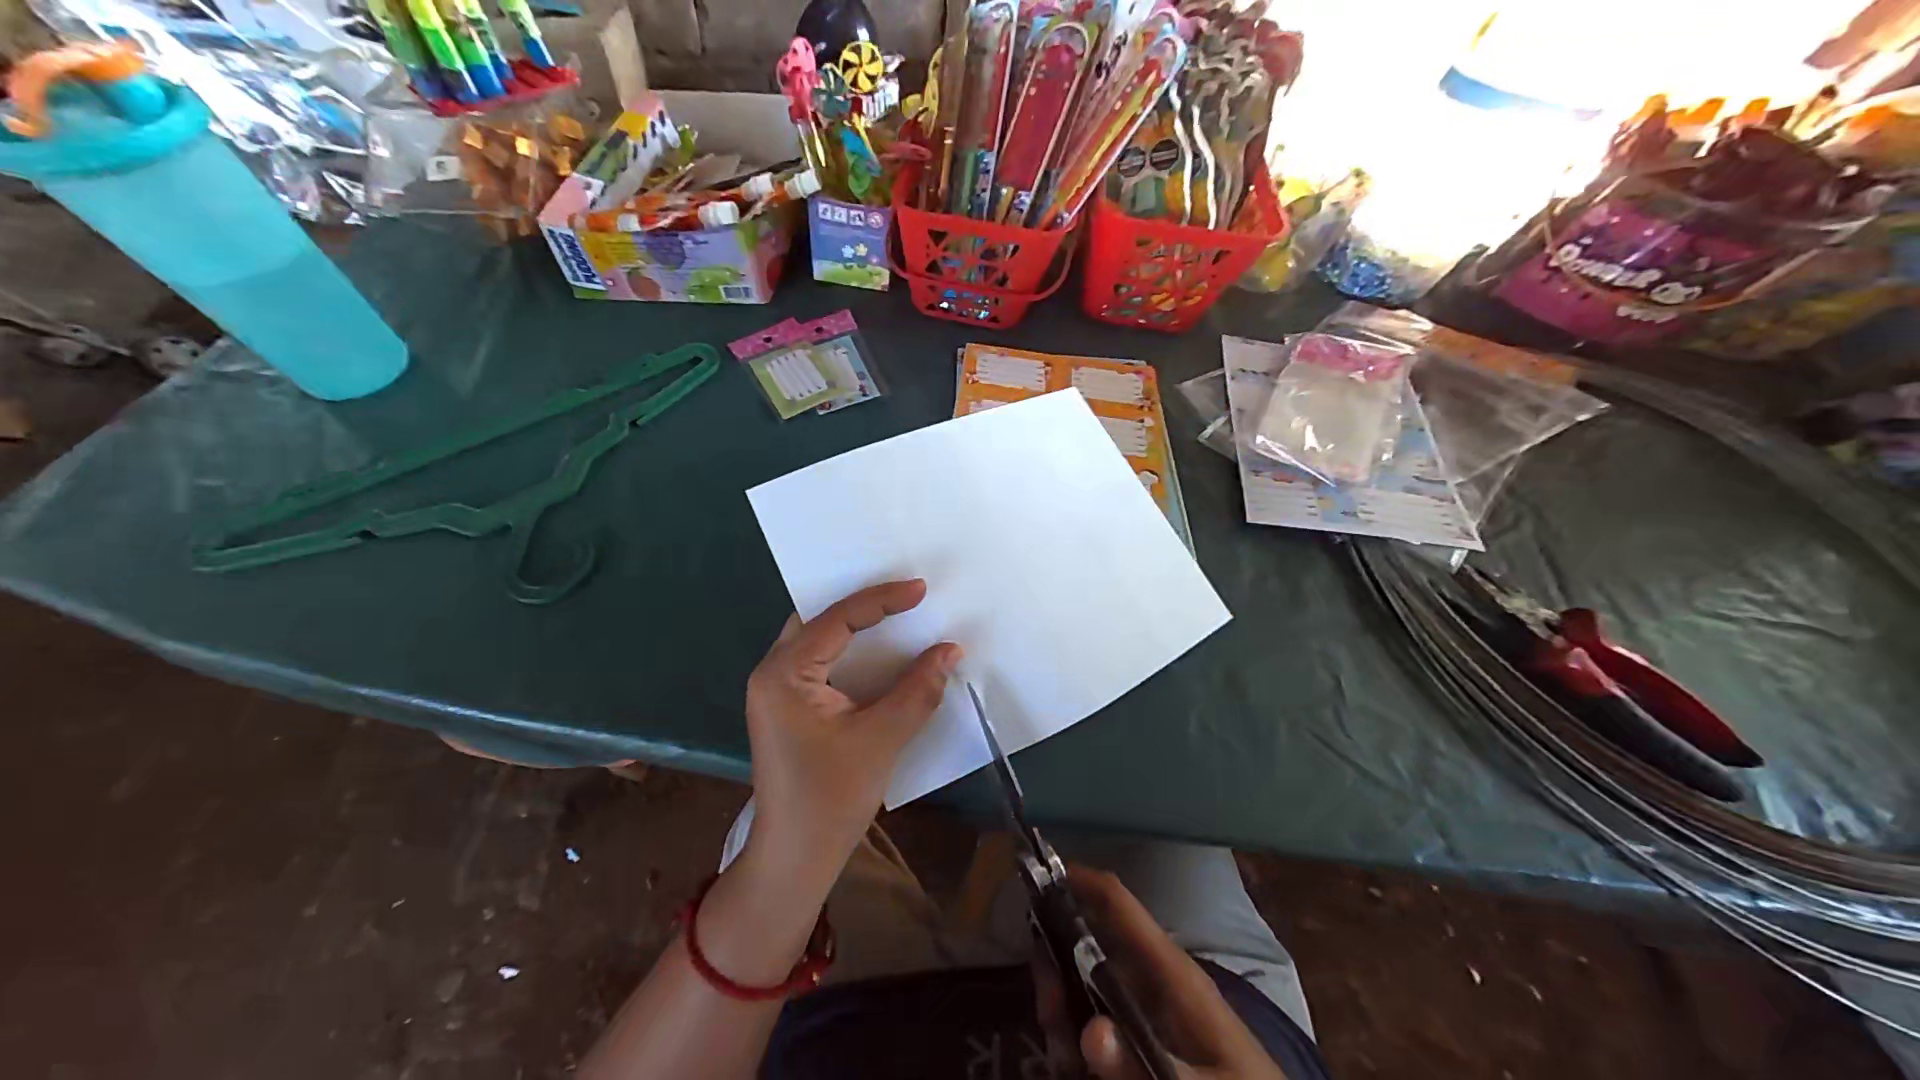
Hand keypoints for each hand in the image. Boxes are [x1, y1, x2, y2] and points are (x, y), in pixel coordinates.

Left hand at [743, 579, 960, 882]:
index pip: (836, 619)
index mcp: (784, 674)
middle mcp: (773, 673)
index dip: (881, 599)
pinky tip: (880, 652)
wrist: (795, 858)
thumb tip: (950, 650)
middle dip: (862, 604)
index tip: (921, 589)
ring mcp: (777, 691)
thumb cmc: (830, 799)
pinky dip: (851, 652)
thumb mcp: (880, 739)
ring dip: (856, 626)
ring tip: (897, 612)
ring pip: (818, 639)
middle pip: (818, 619)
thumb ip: (917, 690)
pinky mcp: (789, 707)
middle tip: (905, 593)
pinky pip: (821, 662)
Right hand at [1062, 868, 1286, 1079]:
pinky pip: (1100, 1025)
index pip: (1119, 905)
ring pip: (1087, 989)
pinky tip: (1071, 1067)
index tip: (1033, 876)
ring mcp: (1150, 1013)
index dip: (1077, 882)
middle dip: (1058, 969)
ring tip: (1060, 1056)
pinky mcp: (1147, 1042)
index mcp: (1173, 974)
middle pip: (1091, 947)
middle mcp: (1156, 982)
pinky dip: (1078, 1044)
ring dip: (1063, 1012)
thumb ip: (1142, 1068)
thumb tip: (1090, 1032)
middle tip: (1046, 1009)